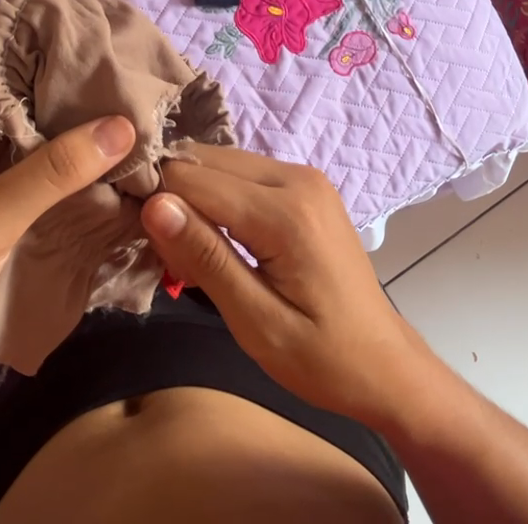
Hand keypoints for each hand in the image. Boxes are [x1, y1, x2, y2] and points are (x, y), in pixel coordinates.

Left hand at [0, 5, 136, 397]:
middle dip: (73, 61)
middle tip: (136, 53)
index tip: (95, 8)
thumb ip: (51, 172)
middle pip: (24, 75)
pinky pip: (51, 162)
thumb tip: (124, 124)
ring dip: (82, 108)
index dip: (37, 13)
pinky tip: (126, 147)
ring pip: (41, 119)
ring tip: (143, 91)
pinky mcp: (10, 201)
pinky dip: (83, 152)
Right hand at [139, 146, 444, 427]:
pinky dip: (216, 198)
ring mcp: (303, 177)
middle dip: (172, 198)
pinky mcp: (304, 186)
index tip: (140, 242)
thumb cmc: (323, 359)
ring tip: (187, 253)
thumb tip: (152, 204)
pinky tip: (214, 239)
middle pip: (204, 161)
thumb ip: (205, 258)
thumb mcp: (256, 323)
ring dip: (192, 197)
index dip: (155, 202)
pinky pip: (241, 174)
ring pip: (220, 163)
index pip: (191, 178)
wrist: (387, 367)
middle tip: (165, 256)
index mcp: (286, 211)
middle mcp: (296, 177)